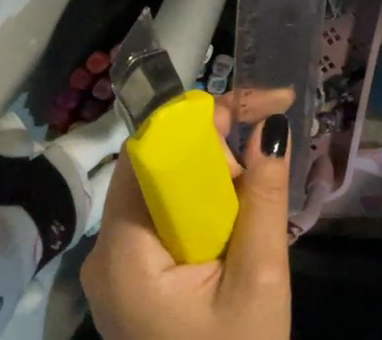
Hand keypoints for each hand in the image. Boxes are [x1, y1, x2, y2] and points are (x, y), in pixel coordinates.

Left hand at [81, 112, 291, 339]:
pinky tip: (244, 217)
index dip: (207, 116)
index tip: (266, 103)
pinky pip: (171, 215)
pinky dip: (211, 201)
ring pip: (169, 187)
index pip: (153, 153)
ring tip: (262, 193)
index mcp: (124, 253)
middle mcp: (109, 250)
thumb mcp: (258, 279)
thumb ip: (263, 198)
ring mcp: (121, 265)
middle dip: (221, 144)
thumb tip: (271, 124)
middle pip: (161, 164)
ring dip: (221, 173)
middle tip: (272, 147)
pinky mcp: (138, 276)